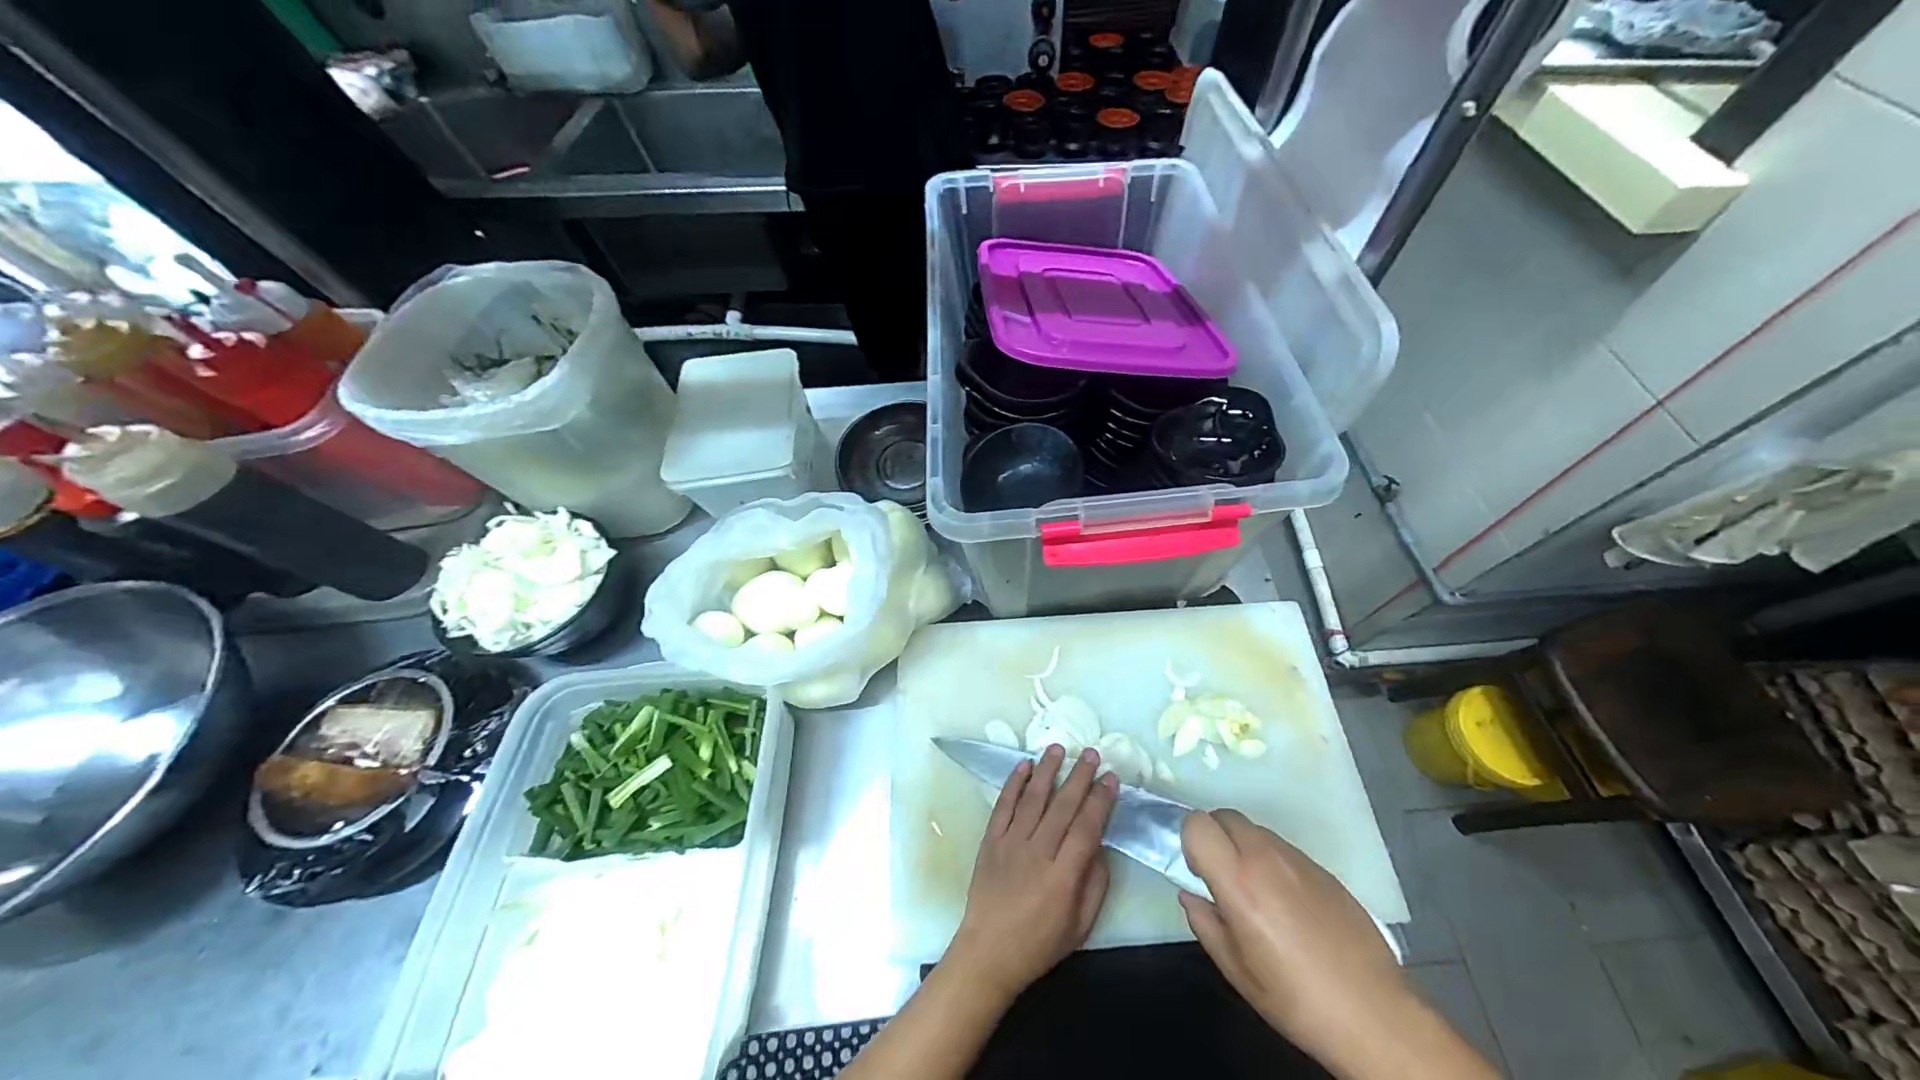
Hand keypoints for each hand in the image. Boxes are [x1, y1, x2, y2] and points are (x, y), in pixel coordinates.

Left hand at [944, 744, 1117, 1000]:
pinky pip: (1003, 806)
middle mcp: (1037, 852)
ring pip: (1033, 799)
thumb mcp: (1080, 924)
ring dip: (1047, 771)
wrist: (988, 952)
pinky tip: (1024, 766)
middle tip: (1091, 753)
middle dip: (1079, 776)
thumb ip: (1094, 882)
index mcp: (1063, 876)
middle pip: (1062, 806)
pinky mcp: (990, 841)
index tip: (1111, 778)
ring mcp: (1010, 844)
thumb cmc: (1039, 943)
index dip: (1101, 800)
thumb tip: (1099, 845)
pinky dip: (1014, 784)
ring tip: (1059, 748)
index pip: (1087, 828)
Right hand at [1178, 810, 1406, 1059]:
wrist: (1375, 1015)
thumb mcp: (1235, 970)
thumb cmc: (1296, 999)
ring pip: (1256, 830)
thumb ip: (1204, 923)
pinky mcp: (1325, 871)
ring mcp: (1301, 861)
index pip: (1198, 824)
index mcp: (1240, 881)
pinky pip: (1284, 849)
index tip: (1199, 871)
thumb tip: (1191, 895)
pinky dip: (1273, 862)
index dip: (1190, 841)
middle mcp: (1268, 859)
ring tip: (1257, 894)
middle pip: (1226, 816)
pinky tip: (1288, 905)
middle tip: (1221, 878)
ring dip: (1243, 848)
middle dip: (1214, 836)